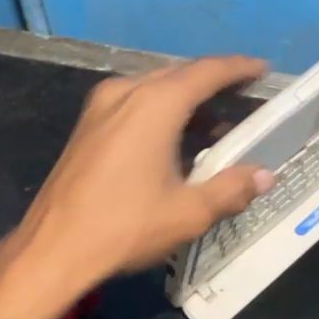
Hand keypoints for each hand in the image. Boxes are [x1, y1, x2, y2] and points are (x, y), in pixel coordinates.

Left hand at [0, 57, 273, 318]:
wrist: (54, 249)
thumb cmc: (125, 228)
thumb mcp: (189, 213)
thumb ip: (231, 189)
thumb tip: (264, 176)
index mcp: (155, 104)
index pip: (206, 72)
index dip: (238, 69)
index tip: (261, 71)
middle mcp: (125, 93)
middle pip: (178, 75)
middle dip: (212, 84)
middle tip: (242, 100)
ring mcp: (99, 108)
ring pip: (152, 89)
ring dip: (185, 101)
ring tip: (214, 126)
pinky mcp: (85, 128)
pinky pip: (132, 105)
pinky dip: (159, 112)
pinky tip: (173, 140)